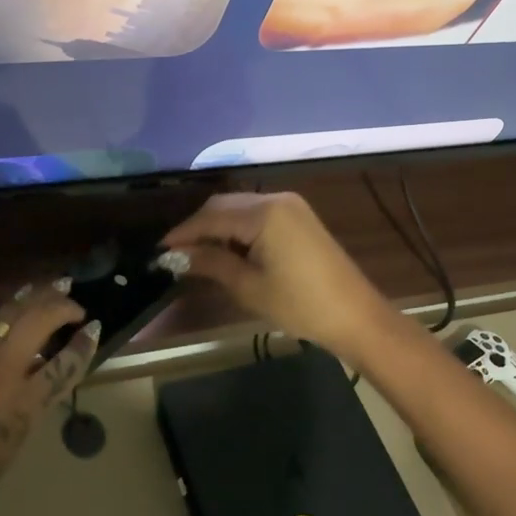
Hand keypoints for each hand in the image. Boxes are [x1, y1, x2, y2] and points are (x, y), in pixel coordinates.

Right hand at [161, 192, 393, 356]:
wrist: (357, 317)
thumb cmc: (300, 305)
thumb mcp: (249, 287)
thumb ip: (210, 263)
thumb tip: (175, 256)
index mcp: (263, 213)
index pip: (210, 217)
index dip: (182, 234)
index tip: (158, 251)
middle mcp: (275, 198)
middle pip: (223, 205)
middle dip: (197, 227)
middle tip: (175, 254)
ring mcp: (290, 206)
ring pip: (238, 207)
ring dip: (216, 226)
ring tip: (196, 254)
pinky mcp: (298, 217)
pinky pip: (256, 213)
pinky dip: (237, 227)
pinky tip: (226, 249)